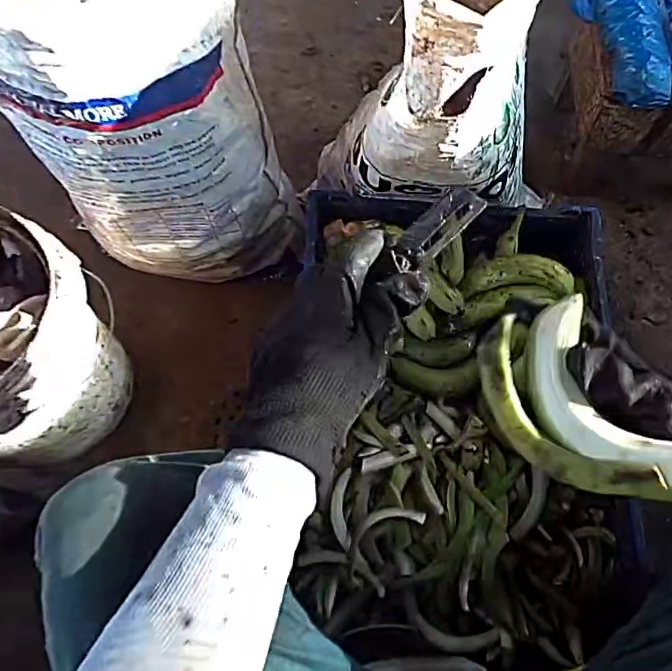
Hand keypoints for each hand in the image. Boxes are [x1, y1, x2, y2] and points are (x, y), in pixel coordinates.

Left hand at [227, 233, 399, 493]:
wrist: (287, 430)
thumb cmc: (337, 387)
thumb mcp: (372, 350)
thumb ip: (383, 310)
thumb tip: (401, 281)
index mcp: (325, 299)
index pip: (348, 258)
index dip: (368, 246)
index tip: (384, 239)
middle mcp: (296, 302)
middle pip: (326, 275)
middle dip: (351, 270)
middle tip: (377, 277)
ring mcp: (278, 323)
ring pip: (311, 297)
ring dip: (335, 296)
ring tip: (359, 310)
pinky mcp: (269, 343)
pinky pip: (299, 318)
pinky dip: (320, 317)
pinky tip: (332, 338)